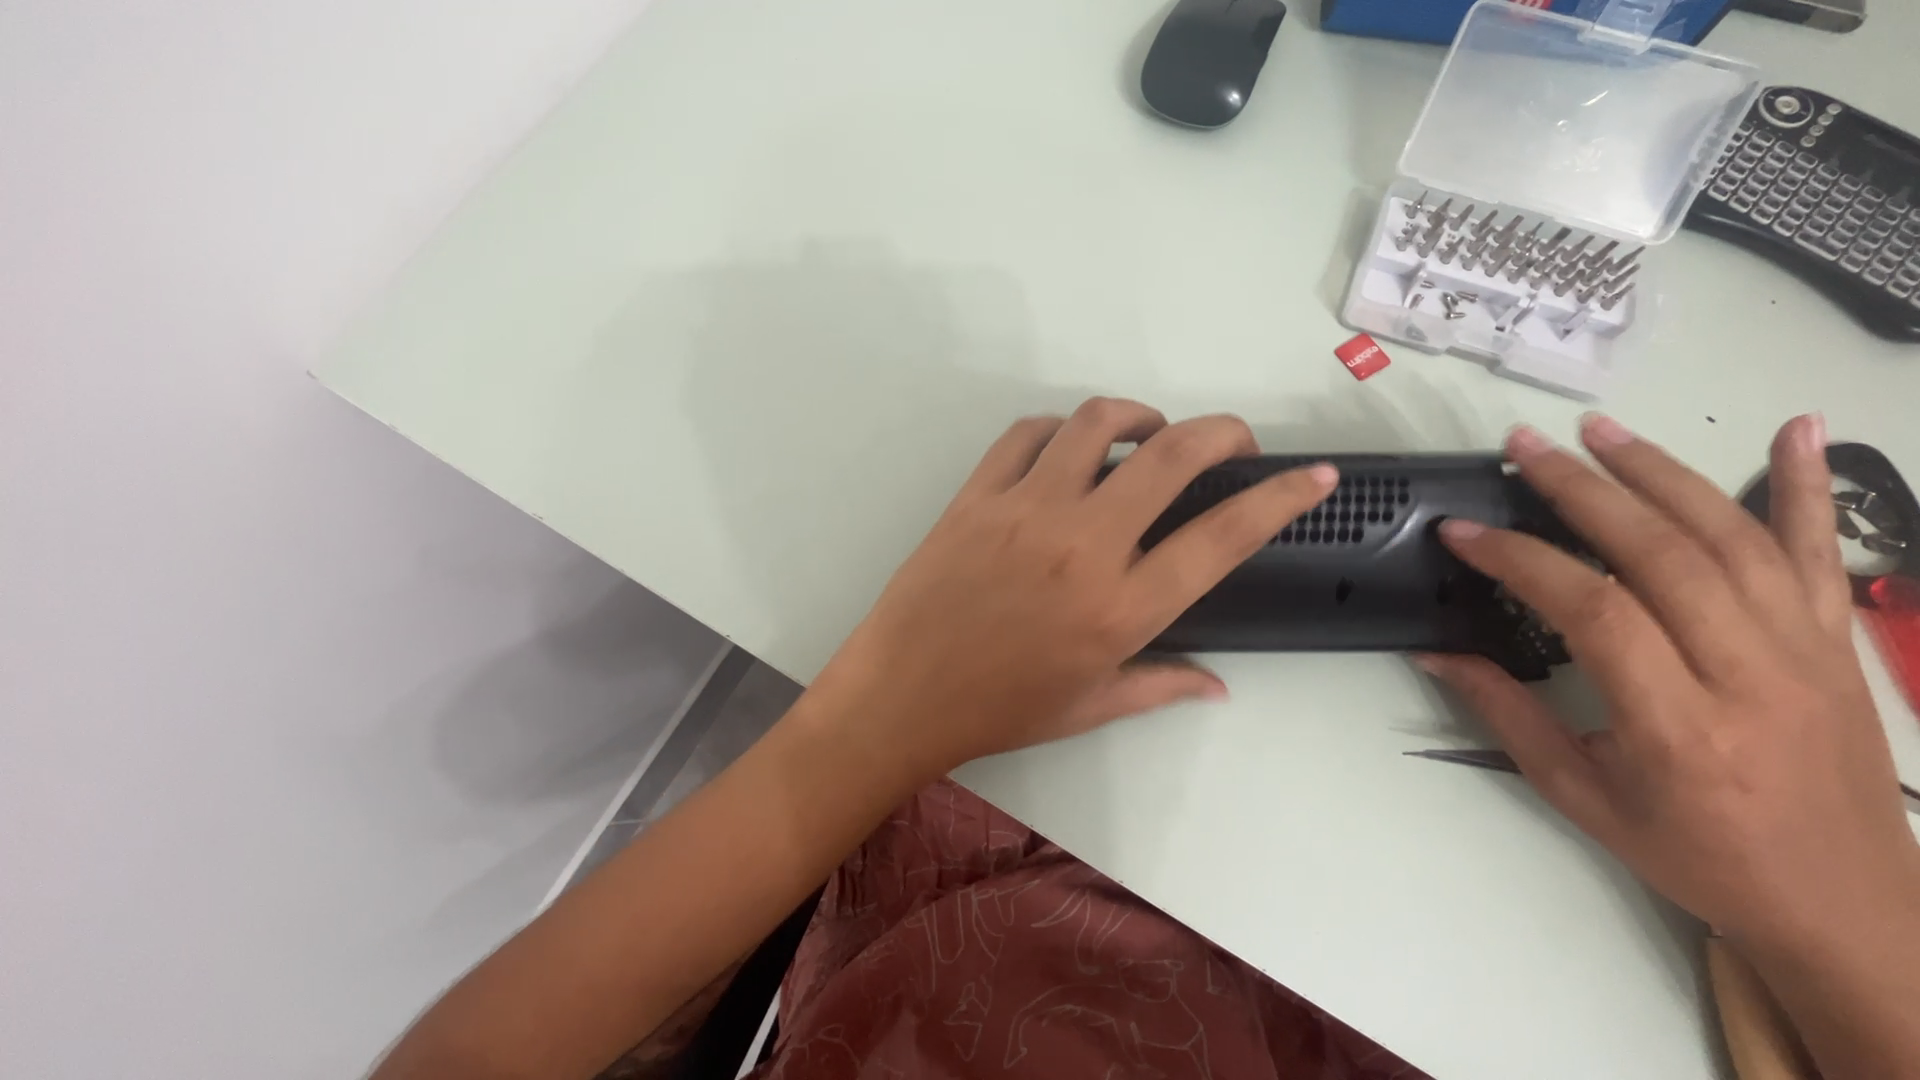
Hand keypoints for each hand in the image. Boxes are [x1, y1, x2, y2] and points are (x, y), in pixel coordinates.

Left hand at [805, 397, 1335, 779]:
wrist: (902, 695)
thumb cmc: (1000, 709)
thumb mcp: (1090, 707)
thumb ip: (1162, 685)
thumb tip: (1220, 685)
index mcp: (1122, 607)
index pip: (1222, 538)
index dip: (1279, 499)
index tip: (1312, 476)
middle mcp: (1082, 545)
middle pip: (1171, 457)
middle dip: (1220, 431)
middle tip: (1233, 438)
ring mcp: (1025, 511)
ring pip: (1096, 424)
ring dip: (1137, 415)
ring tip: (1148, 432)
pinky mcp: (977, 495)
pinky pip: (1026, 434)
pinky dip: (1060, 429)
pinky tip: (1069, 447)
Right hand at [1420, 414, 1919, 947]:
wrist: (1842, 902)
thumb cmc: (1694, 853)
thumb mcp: (1580, 793)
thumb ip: (1506, 713)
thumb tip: (1435, 654)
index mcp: (1678, 726)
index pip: (1592, 611)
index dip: (1520, 560)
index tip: (1462, 532)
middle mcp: (1750, 676)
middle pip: (1663, 555)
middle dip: (1584, 490)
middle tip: (1525, 448)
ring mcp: (1806, 652)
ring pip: (1733, 537)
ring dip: (1662, 473)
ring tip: (1600, 430)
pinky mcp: (1838, 643)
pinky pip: (1821, 553)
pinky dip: (1806, 486)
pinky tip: (1795, 429)